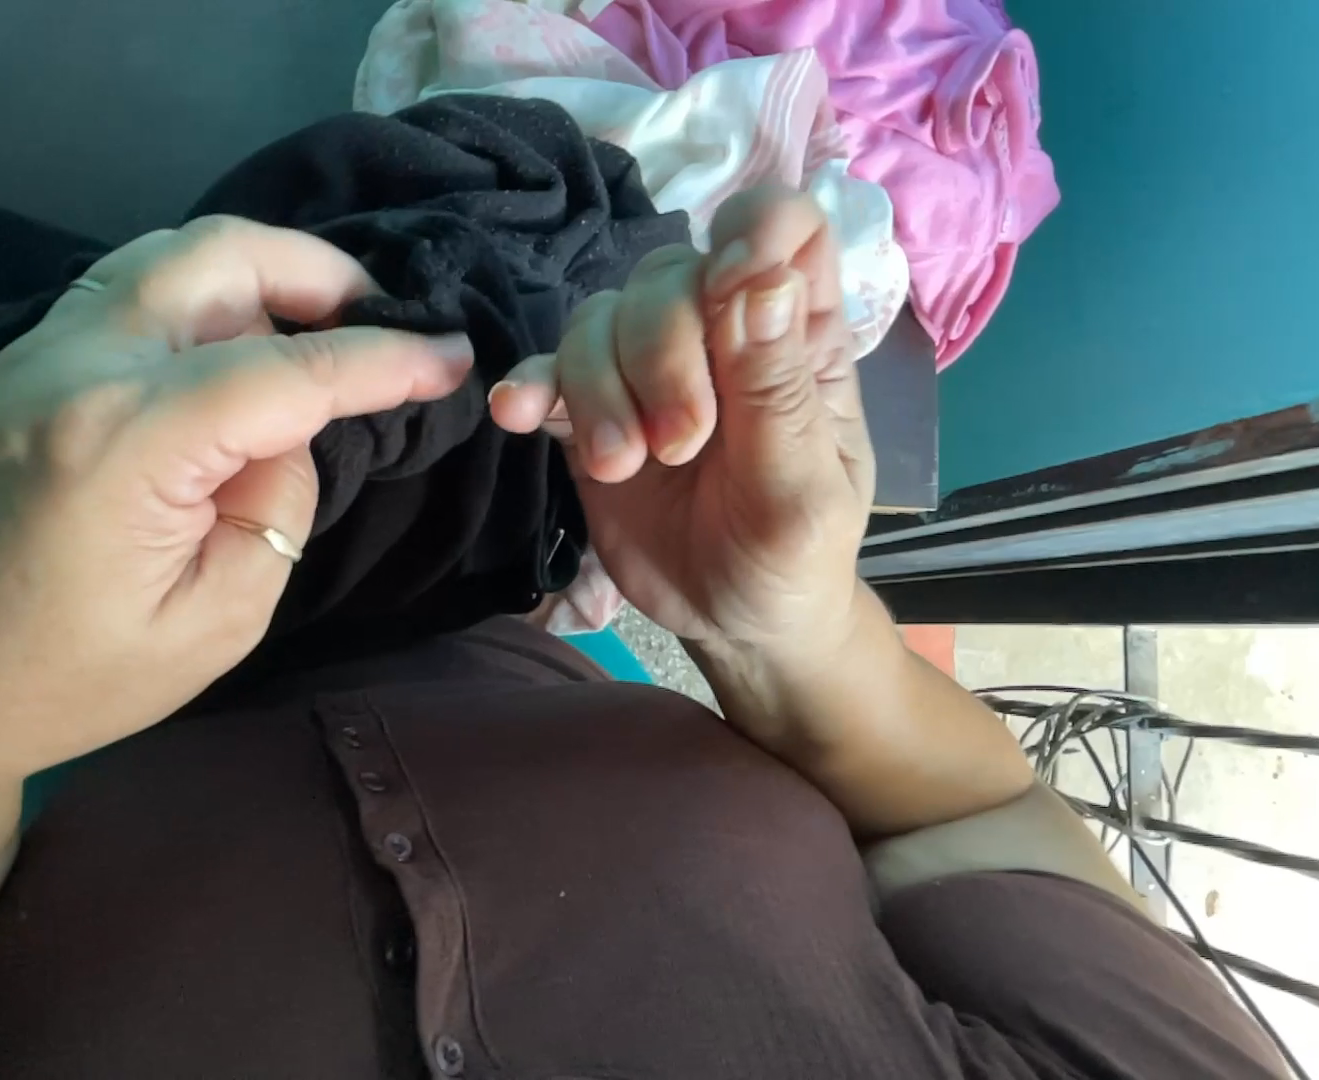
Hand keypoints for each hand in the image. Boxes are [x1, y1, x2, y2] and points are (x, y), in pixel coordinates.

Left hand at [0, 217, 472, 820]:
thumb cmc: (72, 680)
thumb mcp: (219, 620)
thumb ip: (276, 506)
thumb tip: (285, 436)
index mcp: (126, 442)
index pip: (288, 370)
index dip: (384, 360)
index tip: (455, 358)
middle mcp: (77, 365)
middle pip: (221, 257)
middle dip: (325, 274)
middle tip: (389, 322)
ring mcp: (41, 351)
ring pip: (178, 256)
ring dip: (271, 273)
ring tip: (332, 326)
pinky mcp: (30, 362)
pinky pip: (143, 286)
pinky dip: (219, 292)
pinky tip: (252, 343)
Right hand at [490, 188, 874, 666]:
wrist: (727, 618)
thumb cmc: (789, 556)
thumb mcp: (800, 489)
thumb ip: (775, 387)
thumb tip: (756, 274)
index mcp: (794, 339)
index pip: (781, 230)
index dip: (751, 235)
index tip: (726, 296)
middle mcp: (715, 337)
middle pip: (668, 273)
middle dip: (660, 356)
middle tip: (679, 448)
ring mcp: (645, 376)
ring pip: (599, 318)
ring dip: (598, 388)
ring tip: (622, 468)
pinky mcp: (589, 418)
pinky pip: (549, 374)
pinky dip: (530, 386)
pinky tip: (517, 415)